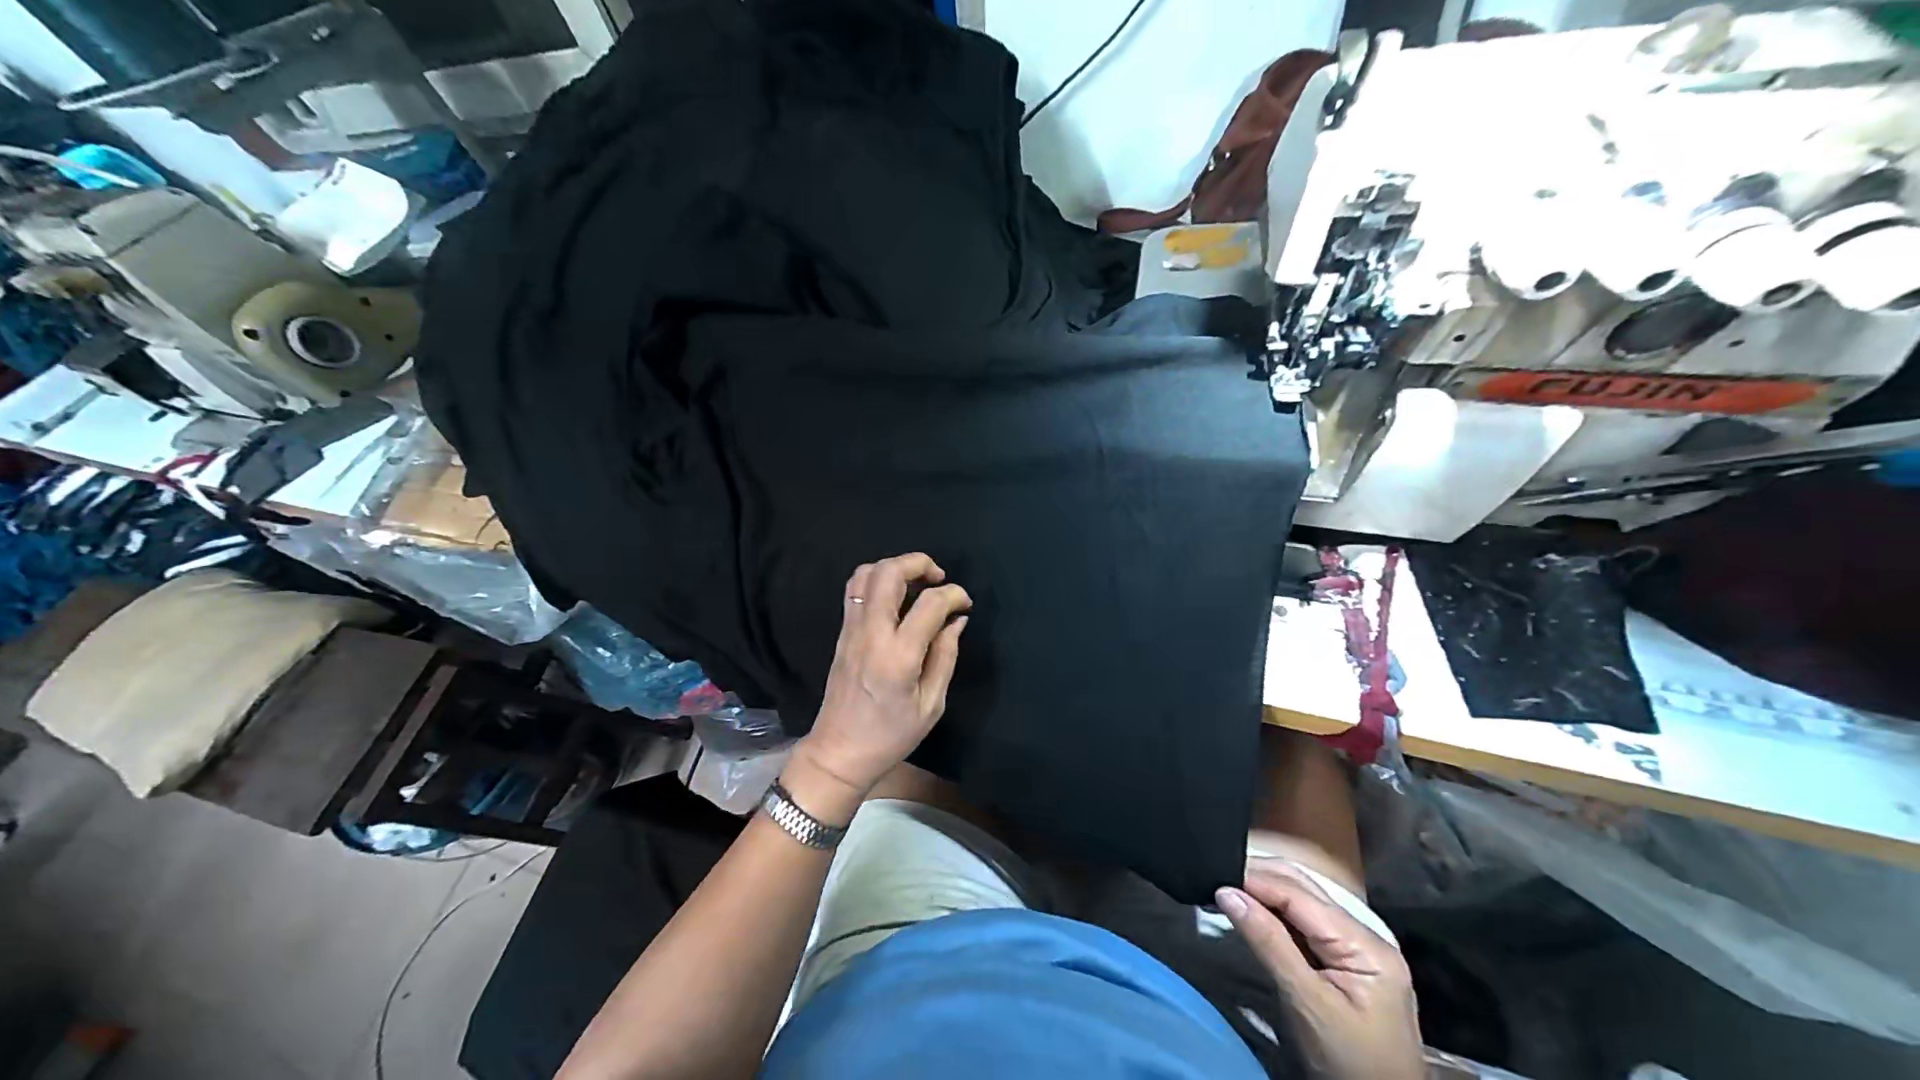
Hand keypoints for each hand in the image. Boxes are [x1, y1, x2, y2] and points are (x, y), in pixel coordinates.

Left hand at [787, 553, 969, 809]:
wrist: (839, 751)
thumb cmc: (890, 735)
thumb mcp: (931, 705)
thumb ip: (945, 656)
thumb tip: (956, 620)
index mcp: (898, 656)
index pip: (929, 603)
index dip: (954, 594)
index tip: (966, 603)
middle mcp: (871, 633)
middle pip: (888, 573)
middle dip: (918, 563)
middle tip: (939, 577)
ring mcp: (851, 629)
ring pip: (866, 574)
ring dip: (895, 567)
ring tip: (917, 582)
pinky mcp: (842, 632)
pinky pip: (855, 590)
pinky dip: (878, 579)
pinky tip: (897, 596)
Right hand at [1217, 860, 1422, 1079]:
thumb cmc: (1350, 1061)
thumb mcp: (1307, 1003)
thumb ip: (1268, 942)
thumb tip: (1227, 893)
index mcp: (1365, 944)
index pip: (1301, 895)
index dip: (1257, 881)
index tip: (1217, 877)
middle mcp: (1364, 936)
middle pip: (1304, 889)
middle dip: (1260, 879)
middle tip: (1218, 878)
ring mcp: (1356, 948)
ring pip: (1303, 901)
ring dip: (1265, 892)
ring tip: (1228, 890)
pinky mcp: (1344, 961)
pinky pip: (1304, 923)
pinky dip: (1274, 913)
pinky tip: (1251, 911)